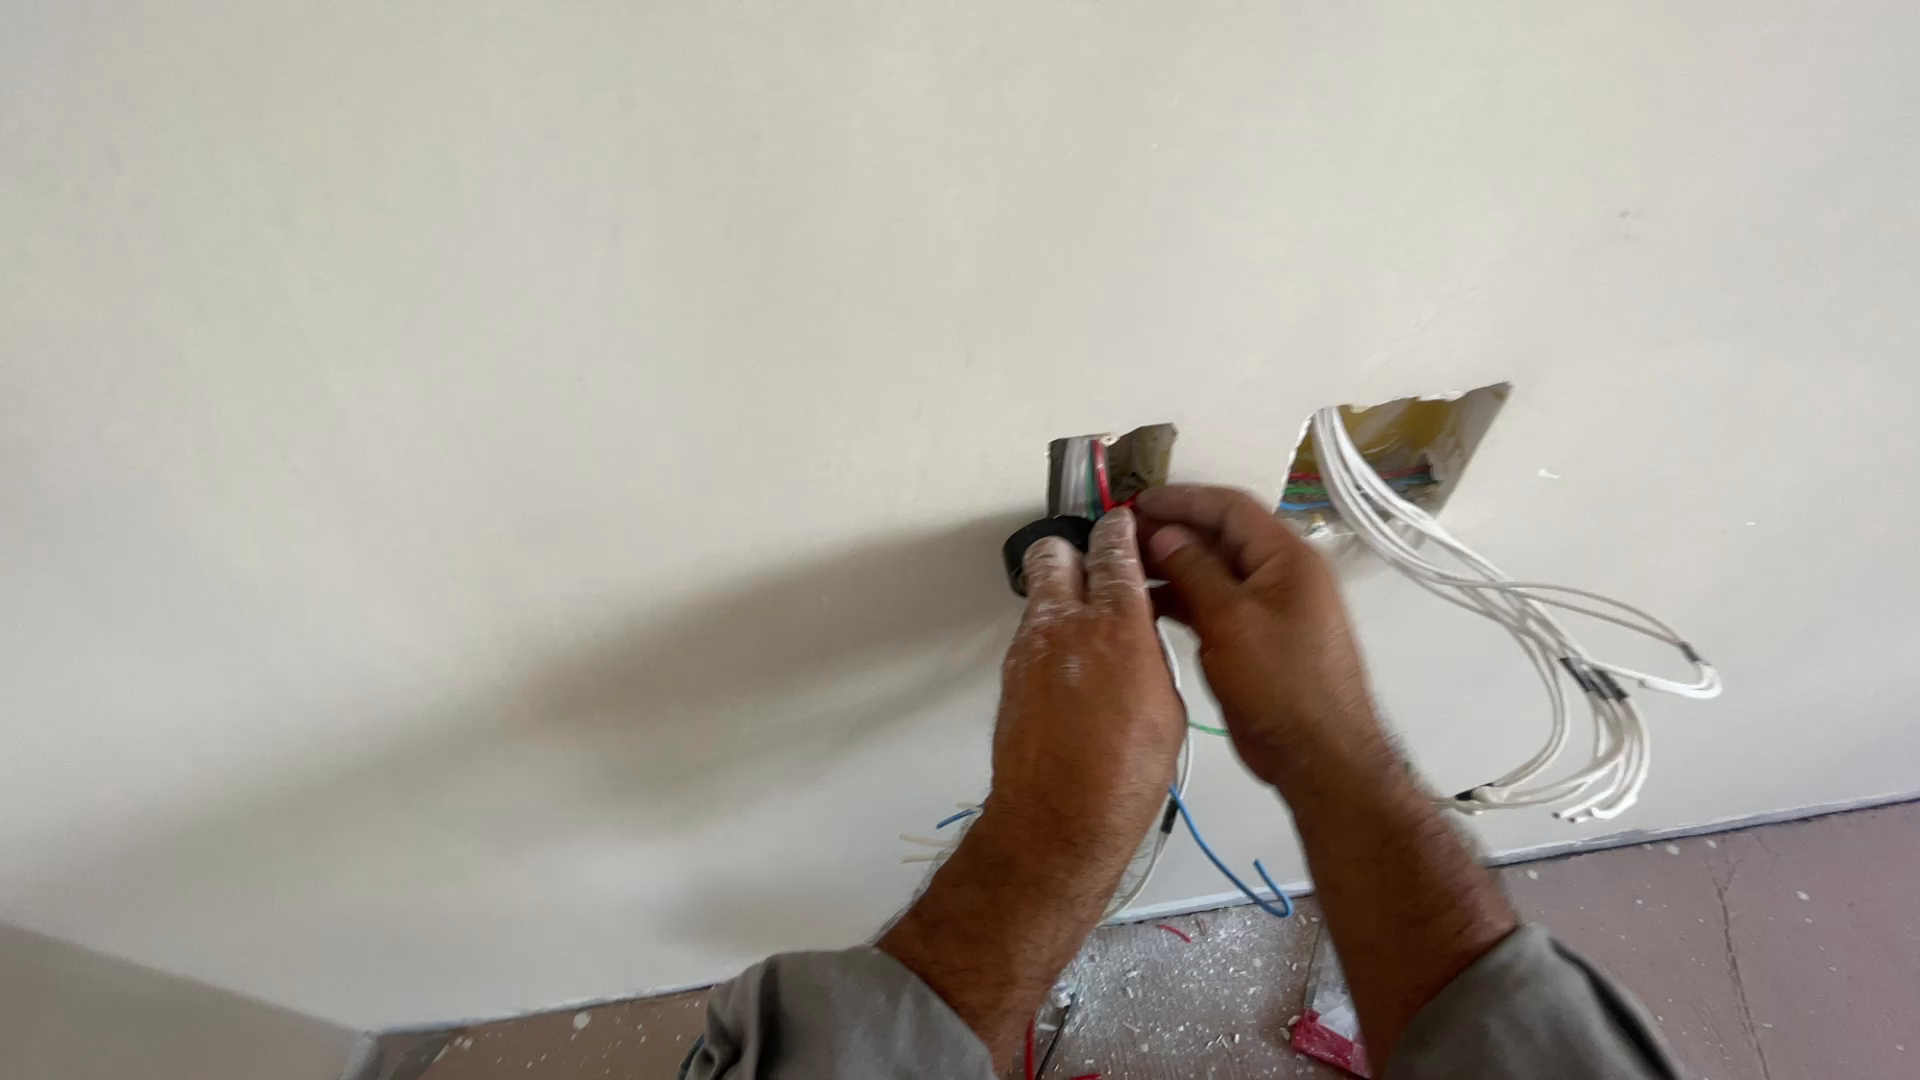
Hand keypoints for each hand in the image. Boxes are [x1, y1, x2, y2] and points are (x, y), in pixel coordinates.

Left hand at [988, 508, 1185, 855]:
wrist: (1058, 818)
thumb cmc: (1125, 775)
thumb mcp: (1167, 707)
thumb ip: (1147, 654)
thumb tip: (1136, 635)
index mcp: (1118, 627)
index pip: (1115, 554)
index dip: (1120, 532)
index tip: (1122, 524)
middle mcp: (1066, 624)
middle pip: (1054, 553)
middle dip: (1073, 550)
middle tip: (1092, 566)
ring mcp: (1030, 645)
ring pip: (1038, 592)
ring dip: (1059, 594)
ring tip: (1081, 623)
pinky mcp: (1011, 670)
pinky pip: (1030, 632)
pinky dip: (1048, 633)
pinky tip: (1068, 665)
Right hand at [1133, 484, 1379, 786]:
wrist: (1318, 756)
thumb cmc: (1280, 683)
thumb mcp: (1231, 620)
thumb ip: (1194, 570)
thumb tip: (1162, 533)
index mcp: (1287, 557)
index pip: (1231, 508)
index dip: (1182, 499)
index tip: (1136, 502)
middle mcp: (1278, 574)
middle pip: (1220, 537)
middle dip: (1171, 532)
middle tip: (1121, 535)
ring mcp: (1266, 607)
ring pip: (1212, 571)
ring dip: (1171, 566)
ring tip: (1124, 567)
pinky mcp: (1251, 636)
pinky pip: (1212, 603)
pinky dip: (1180, 598)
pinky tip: (1144, 602)